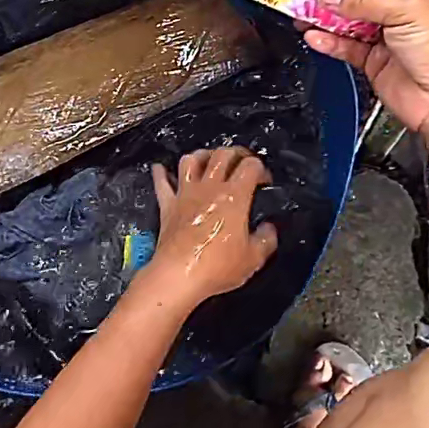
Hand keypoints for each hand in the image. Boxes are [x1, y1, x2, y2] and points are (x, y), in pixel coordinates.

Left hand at [133, 147, 278, 313]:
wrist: (179, 275)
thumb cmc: (218, 266)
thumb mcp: (254, 258)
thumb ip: (266, 239)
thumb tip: (268, 228)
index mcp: (234, 196)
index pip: (250, 166)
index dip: (261, 168)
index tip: (264, 181)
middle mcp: (209, 187)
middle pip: (222, 154)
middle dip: (236, 153)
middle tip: (242, 162)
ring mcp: (185, 193)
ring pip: (191, 160)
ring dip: (202, 155)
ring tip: (209, 161)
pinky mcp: (167, 204)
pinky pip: (162, 183)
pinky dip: (161, 173)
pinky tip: (160, 168)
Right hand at [300, 0, 428, 131]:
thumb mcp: (409, 11)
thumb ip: (365, 0)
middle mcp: (409, 11)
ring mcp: (391, 37)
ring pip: (351, 20)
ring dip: (328, 15)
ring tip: (304, 7)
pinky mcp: (376, 61)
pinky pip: (347, 46)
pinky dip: (329, 41)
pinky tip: (314, 34)